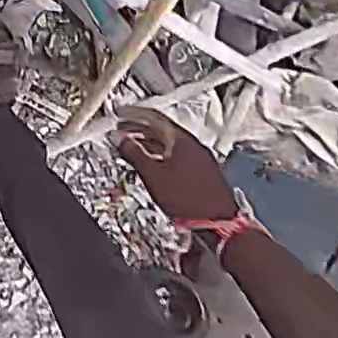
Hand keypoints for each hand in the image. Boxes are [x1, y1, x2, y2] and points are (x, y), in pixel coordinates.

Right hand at [111, 106, 239, 222]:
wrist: (219, 224)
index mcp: (181, 140)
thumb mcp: (153, 174)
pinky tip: (149, 164)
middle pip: (161, 129)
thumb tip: (119, 138)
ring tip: (130, 147)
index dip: (133, 113)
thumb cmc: (189, 199)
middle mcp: (192, 146)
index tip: (120, 113)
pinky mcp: (201, 172)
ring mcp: (199, 159)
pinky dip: (158, 154)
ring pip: (167, 143)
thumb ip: (134, 153)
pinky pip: (175, 155)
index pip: (154, 117)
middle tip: (121, 129)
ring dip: (147, 142)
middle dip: (138, 128)